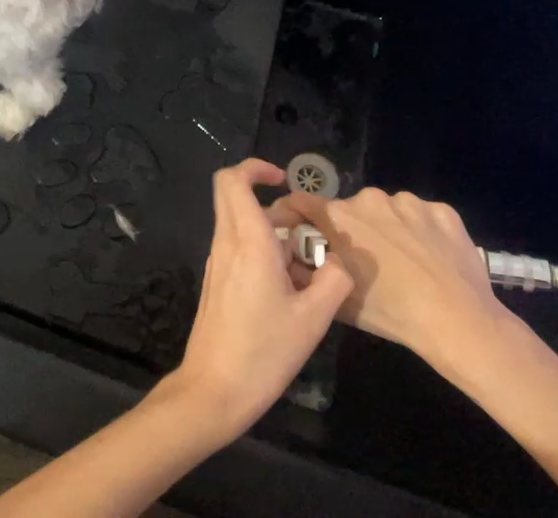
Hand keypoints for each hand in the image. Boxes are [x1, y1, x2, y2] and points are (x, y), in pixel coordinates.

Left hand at [167, 159, 353, 442]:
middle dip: (269, 198)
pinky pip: (239, 248)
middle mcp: (226, 243)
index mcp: (246, 241)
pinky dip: (264, 252)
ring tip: (309, 266)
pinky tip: (292, 288)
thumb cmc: (265, 350)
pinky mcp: (217, 281)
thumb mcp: (315, 318)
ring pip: (239, 224)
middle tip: (304, 224)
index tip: (285, 180)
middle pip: (232, 195)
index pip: (233, 180)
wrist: (216, 387)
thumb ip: (335, 279)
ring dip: (272, 231)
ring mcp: (217, 262)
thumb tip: (341, 259)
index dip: (255, 168)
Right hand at [272, 188, 508, 364]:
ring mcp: (410, 203)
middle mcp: (370, 198)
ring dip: (385, 228)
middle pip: (348, 209)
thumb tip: (288, 258)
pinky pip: (420, 216)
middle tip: (360, 260)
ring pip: (386, 211)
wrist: (461, 323)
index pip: (302, 201)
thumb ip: (303, 273)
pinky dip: (418, 231)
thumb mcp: (336, 299)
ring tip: (401, 261)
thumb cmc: (391, 312)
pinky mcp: (443, 211)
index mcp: (339, 216)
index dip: (293, 214)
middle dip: (348, 229)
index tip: (294, 229)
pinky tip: (429, 258)